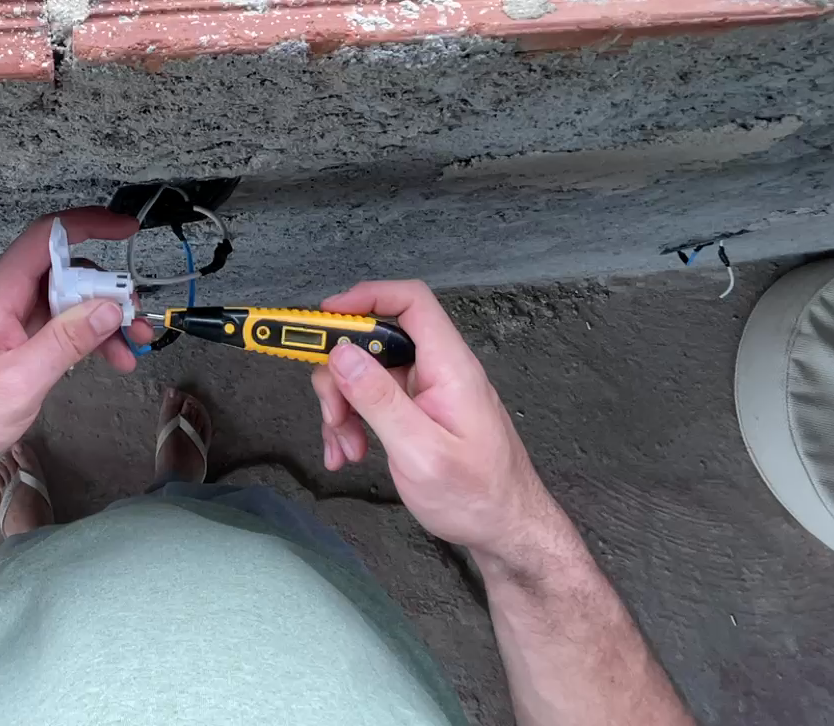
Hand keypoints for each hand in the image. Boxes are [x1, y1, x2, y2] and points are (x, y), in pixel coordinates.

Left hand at [0, 208, 156, 476]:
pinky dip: (82, 338)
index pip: (48, 236)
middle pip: (65, 272)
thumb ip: (65, 341)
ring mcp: (6, 319)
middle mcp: (4, 297)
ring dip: (100, 320)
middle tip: (137, 320)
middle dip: (108, 290)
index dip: (90, 223)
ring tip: (129, 350)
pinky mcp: (9, 341)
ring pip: (64, 301)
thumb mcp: (19, 381)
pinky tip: (102, 359)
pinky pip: (53, 325)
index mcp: (0, 292)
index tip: (127, 228)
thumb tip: (107, 306)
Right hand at [309, 280, 559, 562]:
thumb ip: (379, 399)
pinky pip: (370, 399)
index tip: (326, 319)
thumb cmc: (475, 498)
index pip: (411, 301)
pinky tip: (347, 453)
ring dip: (343, 406)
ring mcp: (424, 390)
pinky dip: (351, 421)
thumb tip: (340, 352)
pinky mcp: (414, 410)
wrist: (508, 536)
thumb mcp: (420, 452)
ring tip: (345, 448)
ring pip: (364, 372)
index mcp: (448, 366)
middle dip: (341, 374)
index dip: (367, 297)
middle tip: (331, 412)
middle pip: (374, 342)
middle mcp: (436, 369)